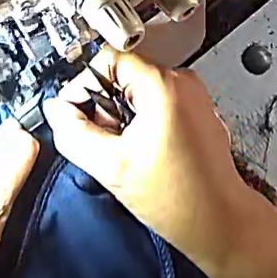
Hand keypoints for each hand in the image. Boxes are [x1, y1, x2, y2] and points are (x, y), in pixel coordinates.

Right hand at [41, 50, 253, 263]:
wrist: (219, 220)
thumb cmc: (179, 198)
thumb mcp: (111, 166)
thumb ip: (74, 134)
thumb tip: (57, 111)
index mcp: (163, 84)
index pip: (109, 57)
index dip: (85, 84)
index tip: (77, 111)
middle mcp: (182, 81)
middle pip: (124, 72)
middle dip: (105, 104)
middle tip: (104, 138)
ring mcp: (192, 94)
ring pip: (139, 88)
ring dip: (122, 114)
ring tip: (126, 148)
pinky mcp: (196, 108)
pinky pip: (157, 100)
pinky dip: (141, 119)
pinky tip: (143, 150)